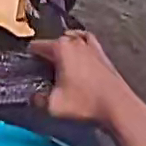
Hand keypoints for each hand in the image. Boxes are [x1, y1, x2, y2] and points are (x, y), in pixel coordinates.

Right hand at [27, 30, 145, 128]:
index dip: (30, 55)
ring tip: (60, 63)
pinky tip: (79, 54)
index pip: (38, 45)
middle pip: (54, 42)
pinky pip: (86, 41)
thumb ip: (39, 100)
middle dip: (47, 53)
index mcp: (60, 48)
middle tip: (43, 70)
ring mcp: (90, 45)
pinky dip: (80, 44)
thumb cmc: (86, 103)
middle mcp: (75, 41)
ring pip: (70, 40)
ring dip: (63, 48)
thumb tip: (35, 98)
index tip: (28, 62)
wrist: (117, 106)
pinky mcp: (101, 53)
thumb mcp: (54, 106)